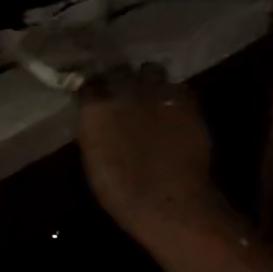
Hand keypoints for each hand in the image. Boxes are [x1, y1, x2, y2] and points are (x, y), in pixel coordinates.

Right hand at [75, 64, 220, 230]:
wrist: (167, 201)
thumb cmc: (119, 188)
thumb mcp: (93, 154)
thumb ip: (95, 127)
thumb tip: (96, 117)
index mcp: (95, 107)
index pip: (86, 85)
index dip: (90, 90)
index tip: (91, 96)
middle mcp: (124, 92)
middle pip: (118, 70)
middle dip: (118, 78)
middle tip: (120, 90)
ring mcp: (157, 94)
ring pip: (151, 70)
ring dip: (148, 80)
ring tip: (149, 93)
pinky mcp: (185, 103)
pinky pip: (178, 87)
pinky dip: (173, 94)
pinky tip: (172, 107)